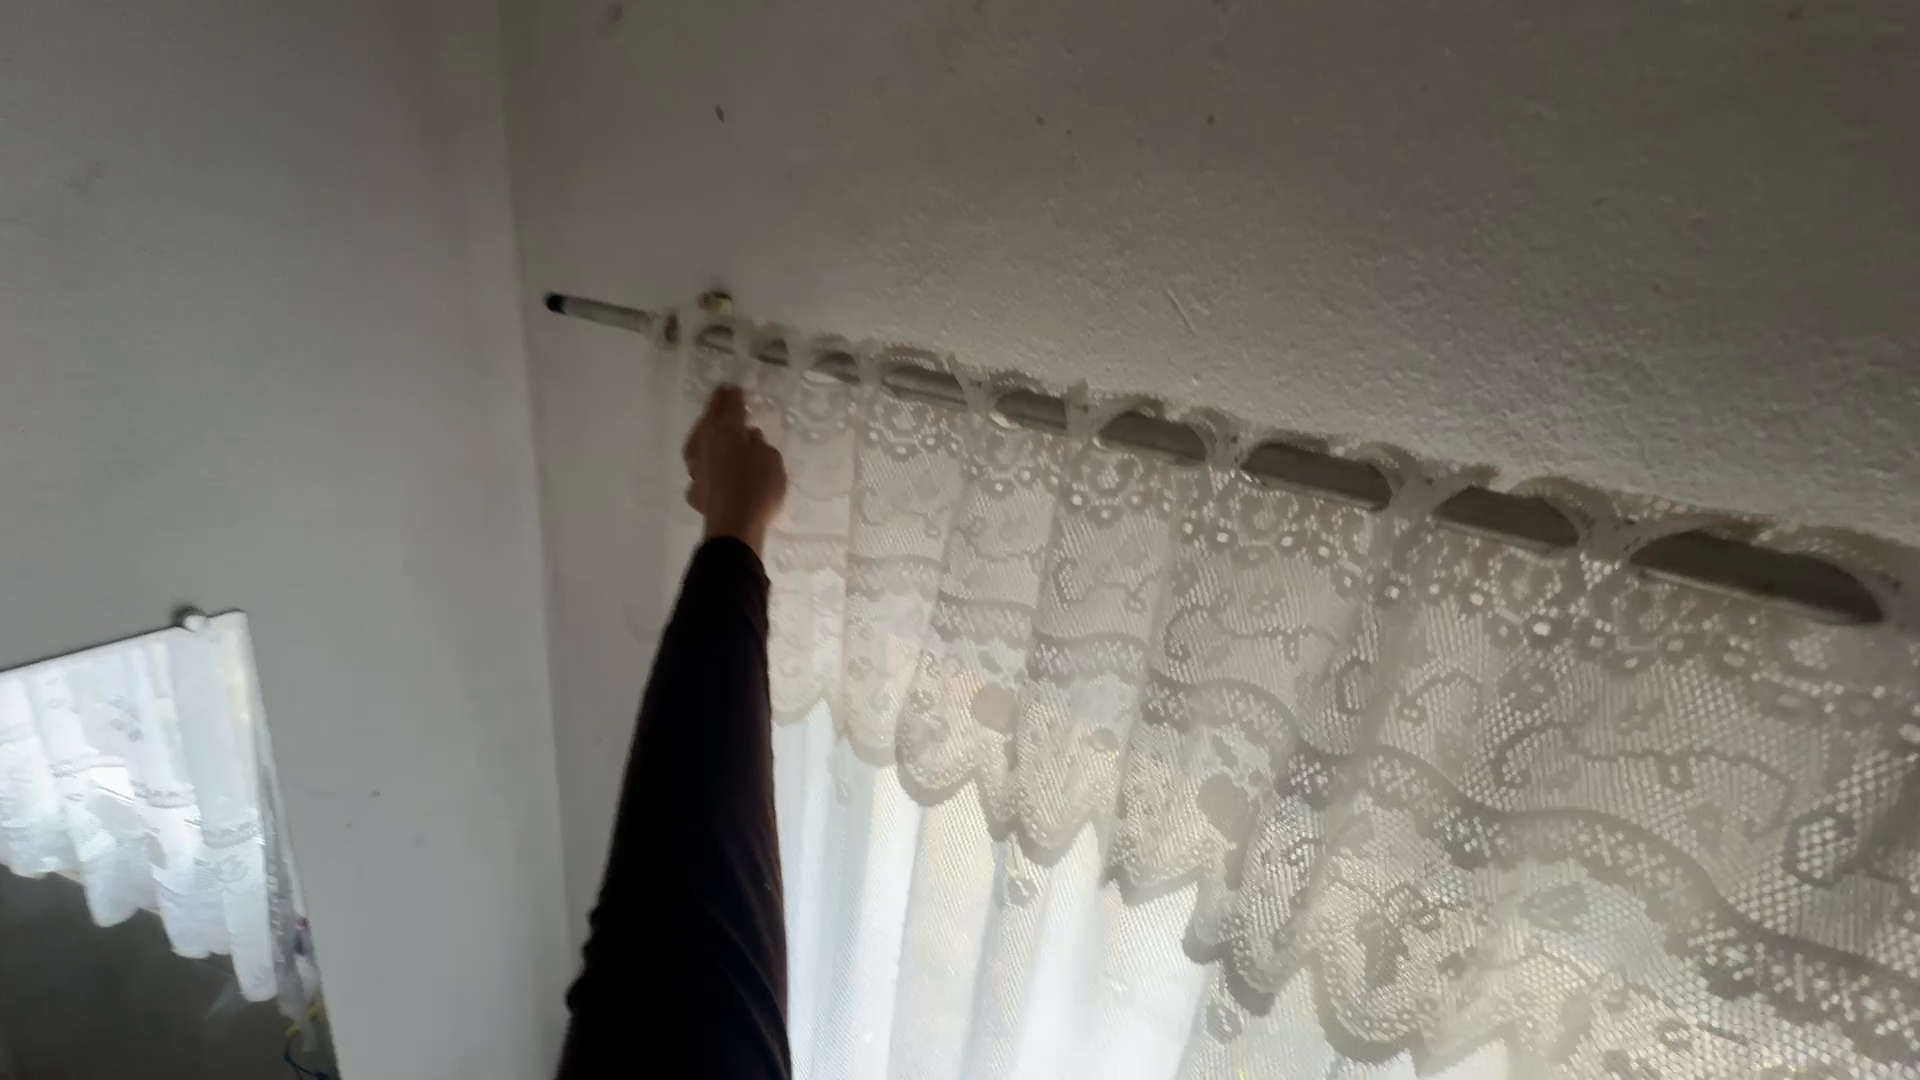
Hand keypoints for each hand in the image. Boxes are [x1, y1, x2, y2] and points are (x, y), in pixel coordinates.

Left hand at [683, 386, 787, 555]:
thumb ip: (761, 445)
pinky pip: (700, 475)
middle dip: (715, 408)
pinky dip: (705, 470)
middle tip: (720, 397)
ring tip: (711, 434)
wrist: (735, 526)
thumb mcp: (772, 460)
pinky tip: (709, 473)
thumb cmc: (759, 487)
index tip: (734, 387)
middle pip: (708, 422)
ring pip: (697, 447)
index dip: (733, 396)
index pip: (730, 407)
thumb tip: (749, 438)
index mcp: (727, 432)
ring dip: (704, 438)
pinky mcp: (697, 492)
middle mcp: (707, 446)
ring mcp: (698, 470)